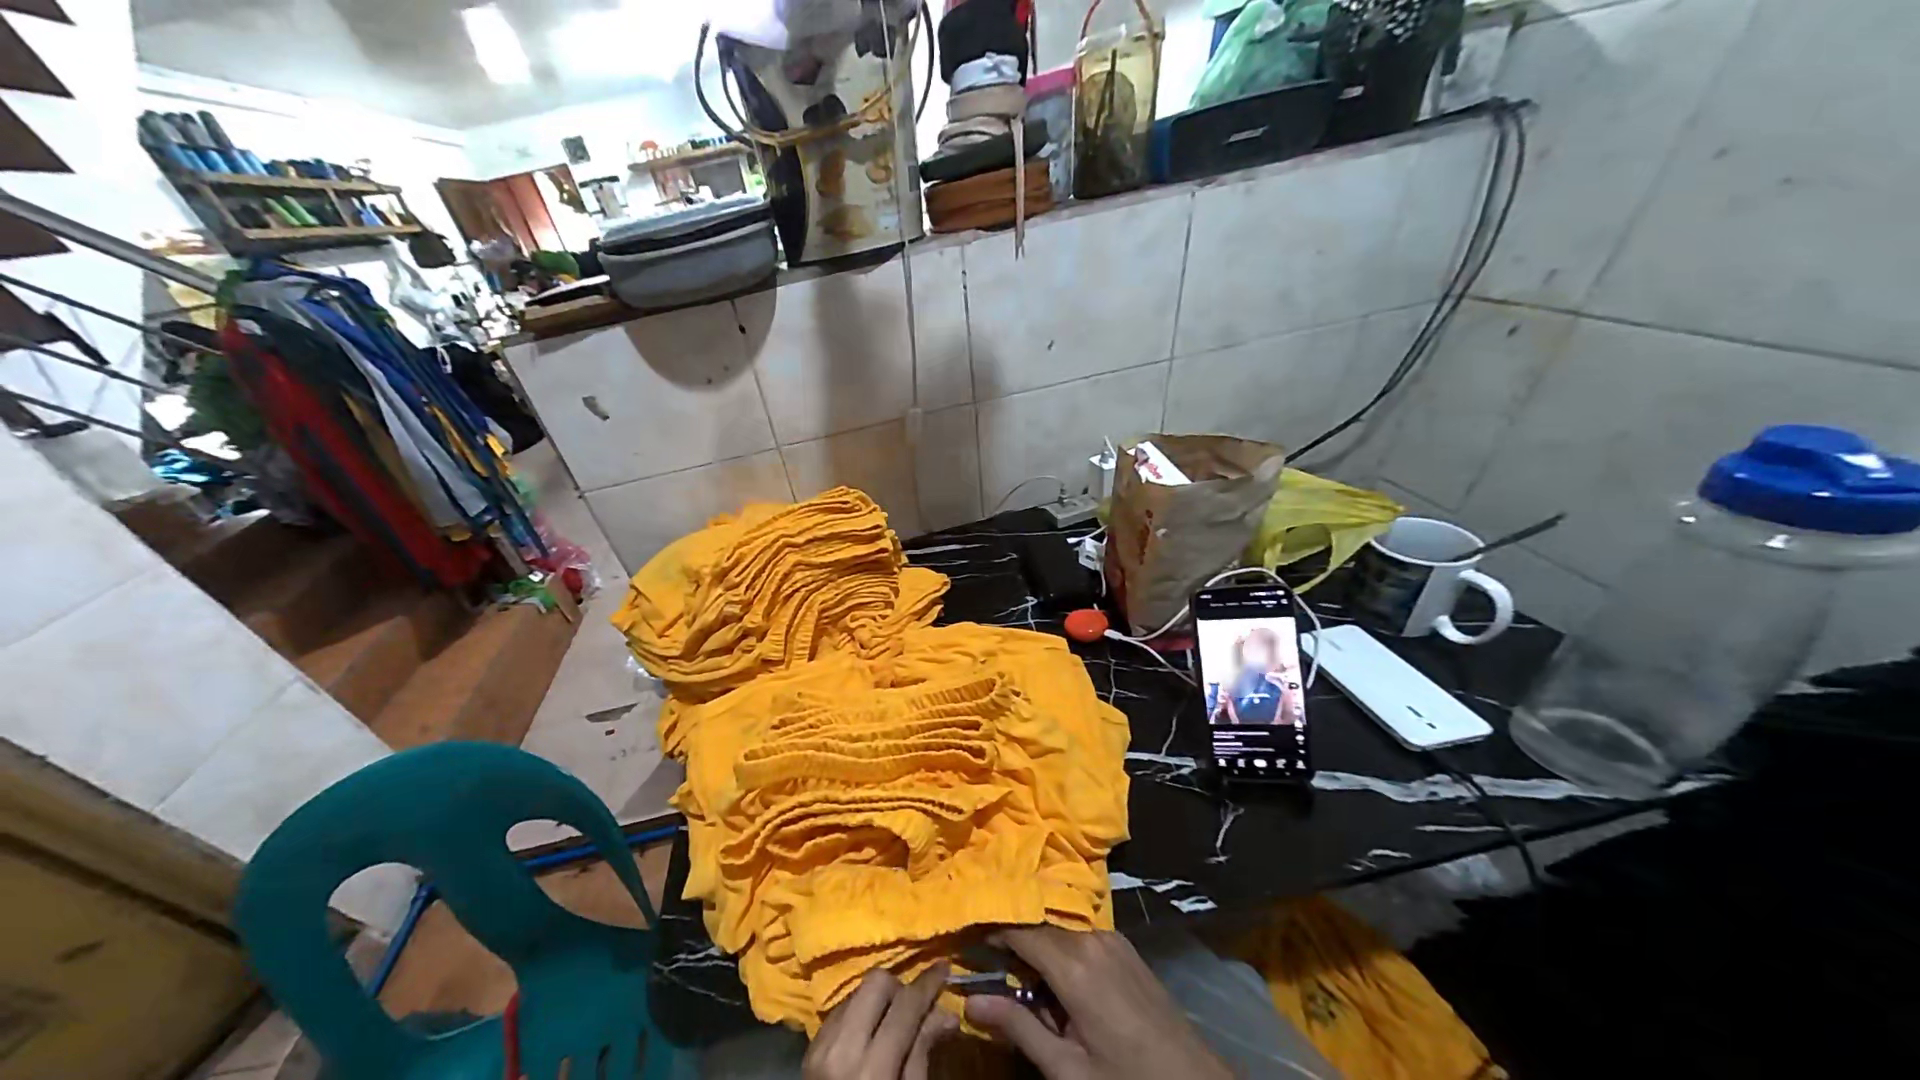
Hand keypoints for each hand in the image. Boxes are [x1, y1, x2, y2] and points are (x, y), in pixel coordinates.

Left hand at [804, 964, 956, 1079]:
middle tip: (913, 1005)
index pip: (905, 1006)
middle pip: (876, 983)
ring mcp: (820, 1046)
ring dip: (878, 999)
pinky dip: (859, 1012)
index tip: (944, 967)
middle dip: (899, 987)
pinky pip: (839, 1010)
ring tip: (891, 1020)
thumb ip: (922, 1052)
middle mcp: (842, 1049)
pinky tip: (869, 1033)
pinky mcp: (809, 1048)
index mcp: (873, 1069)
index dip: (928, 983)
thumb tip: (945, 1012)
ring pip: (856, 991)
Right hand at [964, 927, 1232, 1079]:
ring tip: (1010, 968)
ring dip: (1033, 941)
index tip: (961, 931)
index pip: (1018, 928)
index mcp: (1074, 965)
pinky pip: (1078, 934)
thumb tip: (970, 1000)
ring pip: (1057, 926)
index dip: (987, 927)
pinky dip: (1056, 945)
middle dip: (1008, 934)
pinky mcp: (1123, 947)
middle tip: (978, 951)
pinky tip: (1048, 975)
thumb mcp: (1068, 1069)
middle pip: (1037, 923)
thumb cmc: (1127, 1079)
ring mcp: (1111, 939)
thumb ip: (1019, 1028)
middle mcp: (1091, 938)